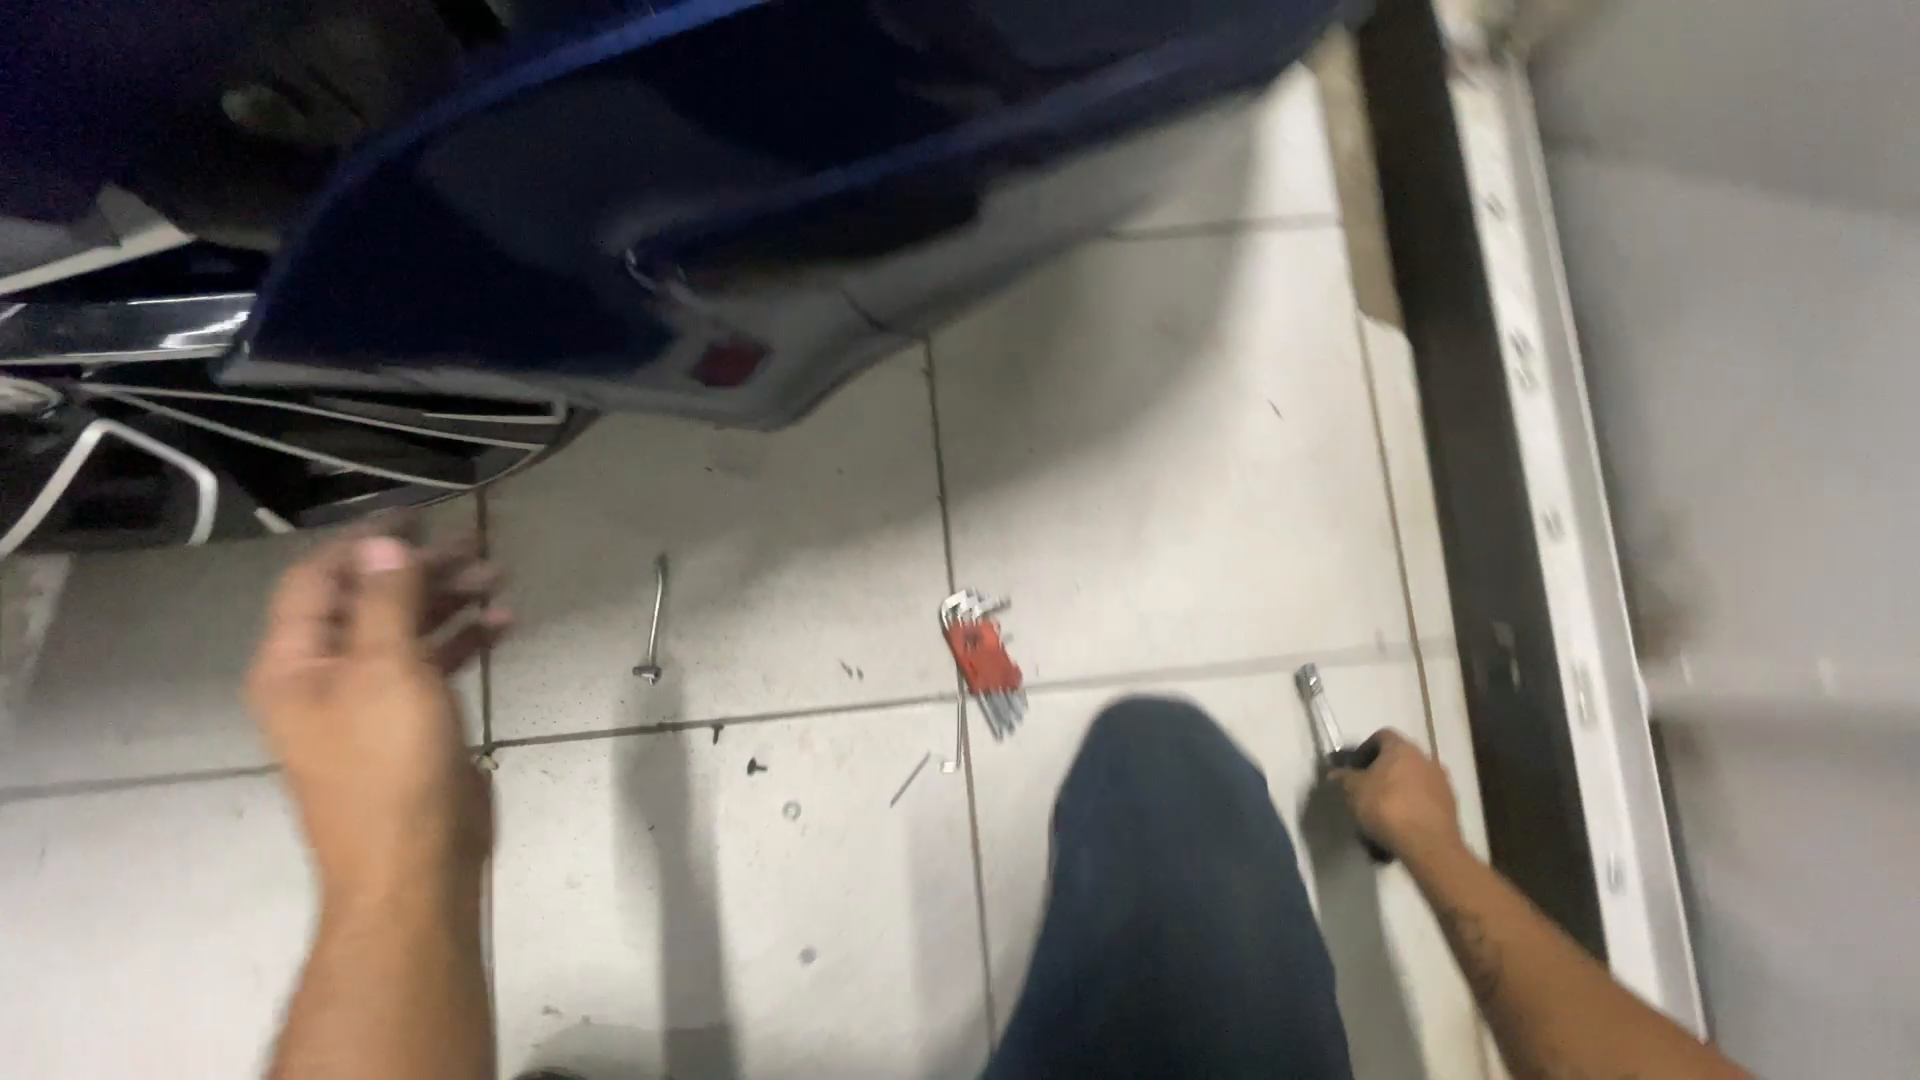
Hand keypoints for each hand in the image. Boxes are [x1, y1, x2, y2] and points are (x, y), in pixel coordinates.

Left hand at [246, 527, 510, 906]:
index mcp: (295, 663)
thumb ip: (386, 602)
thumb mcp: (386, 671)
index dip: (365, 544)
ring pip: (407, 629)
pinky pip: (435, 662)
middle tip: (477, 548)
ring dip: (450, 601)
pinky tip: (504, 624)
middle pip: (369, 601)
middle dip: (421, 570)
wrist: (415, 858)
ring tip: (499, 579)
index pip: (319, 580)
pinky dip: (466, 639)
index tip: (420, 515)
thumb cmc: (391, 763)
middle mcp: (325, 674)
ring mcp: (370, 698)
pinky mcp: (412, 718)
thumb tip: (386, 542)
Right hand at [1334, 729, 1465, 864]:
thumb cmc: (1386, 807)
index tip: (1354, 767)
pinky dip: (1412, 806)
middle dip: (1381, 771)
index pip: (1381, 736)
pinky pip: (1425, 799)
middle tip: (1366, 788)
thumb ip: (1343, 777)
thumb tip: (1336, 773)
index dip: (1364, 748)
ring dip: (1398, 789)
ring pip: (1413, 779)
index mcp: (1402, 748)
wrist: (1429, 845)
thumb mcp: (1352, 790)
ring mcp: (1442, 783)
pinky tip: (1400, 824)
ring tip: (1383, 811)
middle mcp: (1426, 759)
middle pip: (1399, 758)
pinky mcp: (1451, 806)